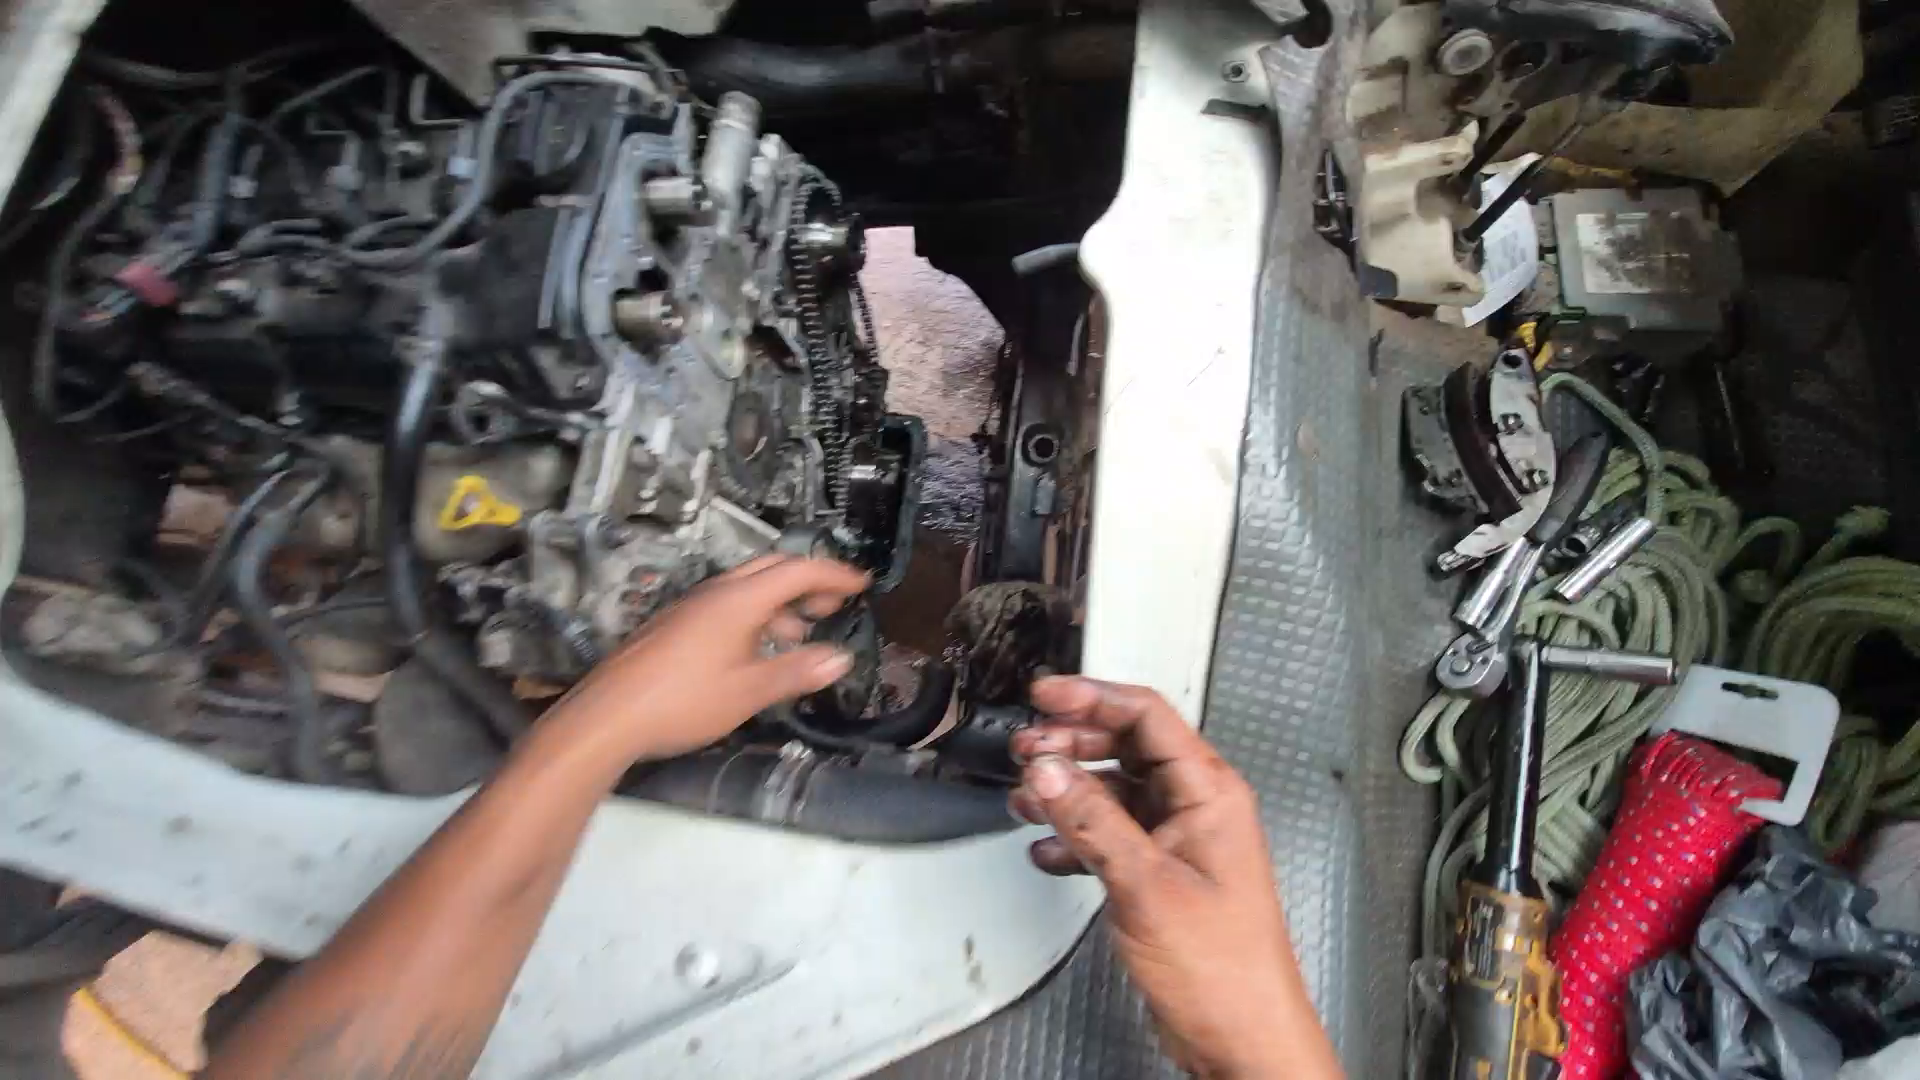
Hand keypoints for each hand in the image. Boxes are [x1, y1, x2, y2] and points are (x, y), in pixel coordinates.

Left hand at [544, 556, 867, 761]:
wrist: (606, 718)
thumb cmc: (683, 701)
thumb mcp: (750, 691)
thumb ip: (797, 671)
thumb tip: (840, 658)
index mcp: (739, 600)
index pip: (797, 571)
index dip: (834, 574)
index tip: (861, 582)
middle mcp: (716, 593)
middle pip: (772, 569)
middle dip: (809, 582)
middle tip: (834, 603)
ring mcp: (692, 607)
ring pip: (749, 588)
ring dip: (782, 603)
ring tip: (801, 634)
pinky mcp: (677, 625)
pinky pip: (729, 605)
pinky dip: (757, 616)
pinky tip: (757, 650)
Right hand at [1008, 677, 1342, 1079]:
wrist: (1243, 1045)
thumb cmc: (1220, 970)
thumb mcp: (1145, 884)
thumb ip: (1091, 820)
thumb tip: (1047, 769)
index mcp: (1207, 790)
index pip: (1145, 715)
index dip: (1091, 696)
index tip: (1044, 695)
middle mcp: (1193, 803)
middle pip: (1124, 745)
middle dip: (1071, 742)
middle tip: (1026, 749)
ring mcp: (1174, 835)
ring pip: (1111, 787)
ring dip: (1066, 789)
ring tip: (1026, 795)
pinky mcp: (1157, 867)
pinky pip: (1108, 830)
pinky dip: (1074, 834)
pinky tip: (1047, 850)